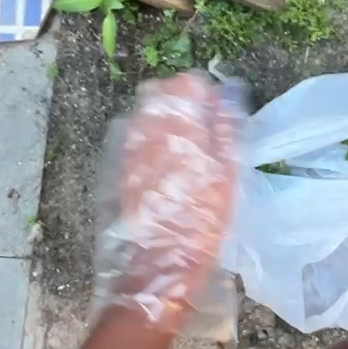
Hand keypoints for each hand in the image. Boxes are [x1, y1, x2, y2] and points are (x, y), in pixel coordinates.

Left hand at [105, 71, 241, 328]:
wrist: (158, 265)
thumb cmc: (201, 222)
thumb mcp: (227, 176)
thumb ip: (225, 130)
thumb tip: (224, 96)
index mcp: (179, 126)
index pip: (187, 83)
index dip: (205, 93)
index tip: (217, 113)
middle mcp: (147, 129)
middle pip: (161, 92)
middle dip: (183, 102)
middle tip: (203, 129)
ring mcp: (129, 147)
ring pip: (146, 113)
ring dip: (166, 120)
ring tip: (186, 147)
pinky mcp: (120, 166)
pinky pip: (135, 137)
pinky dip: (152, 140)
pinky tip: (167, 164)